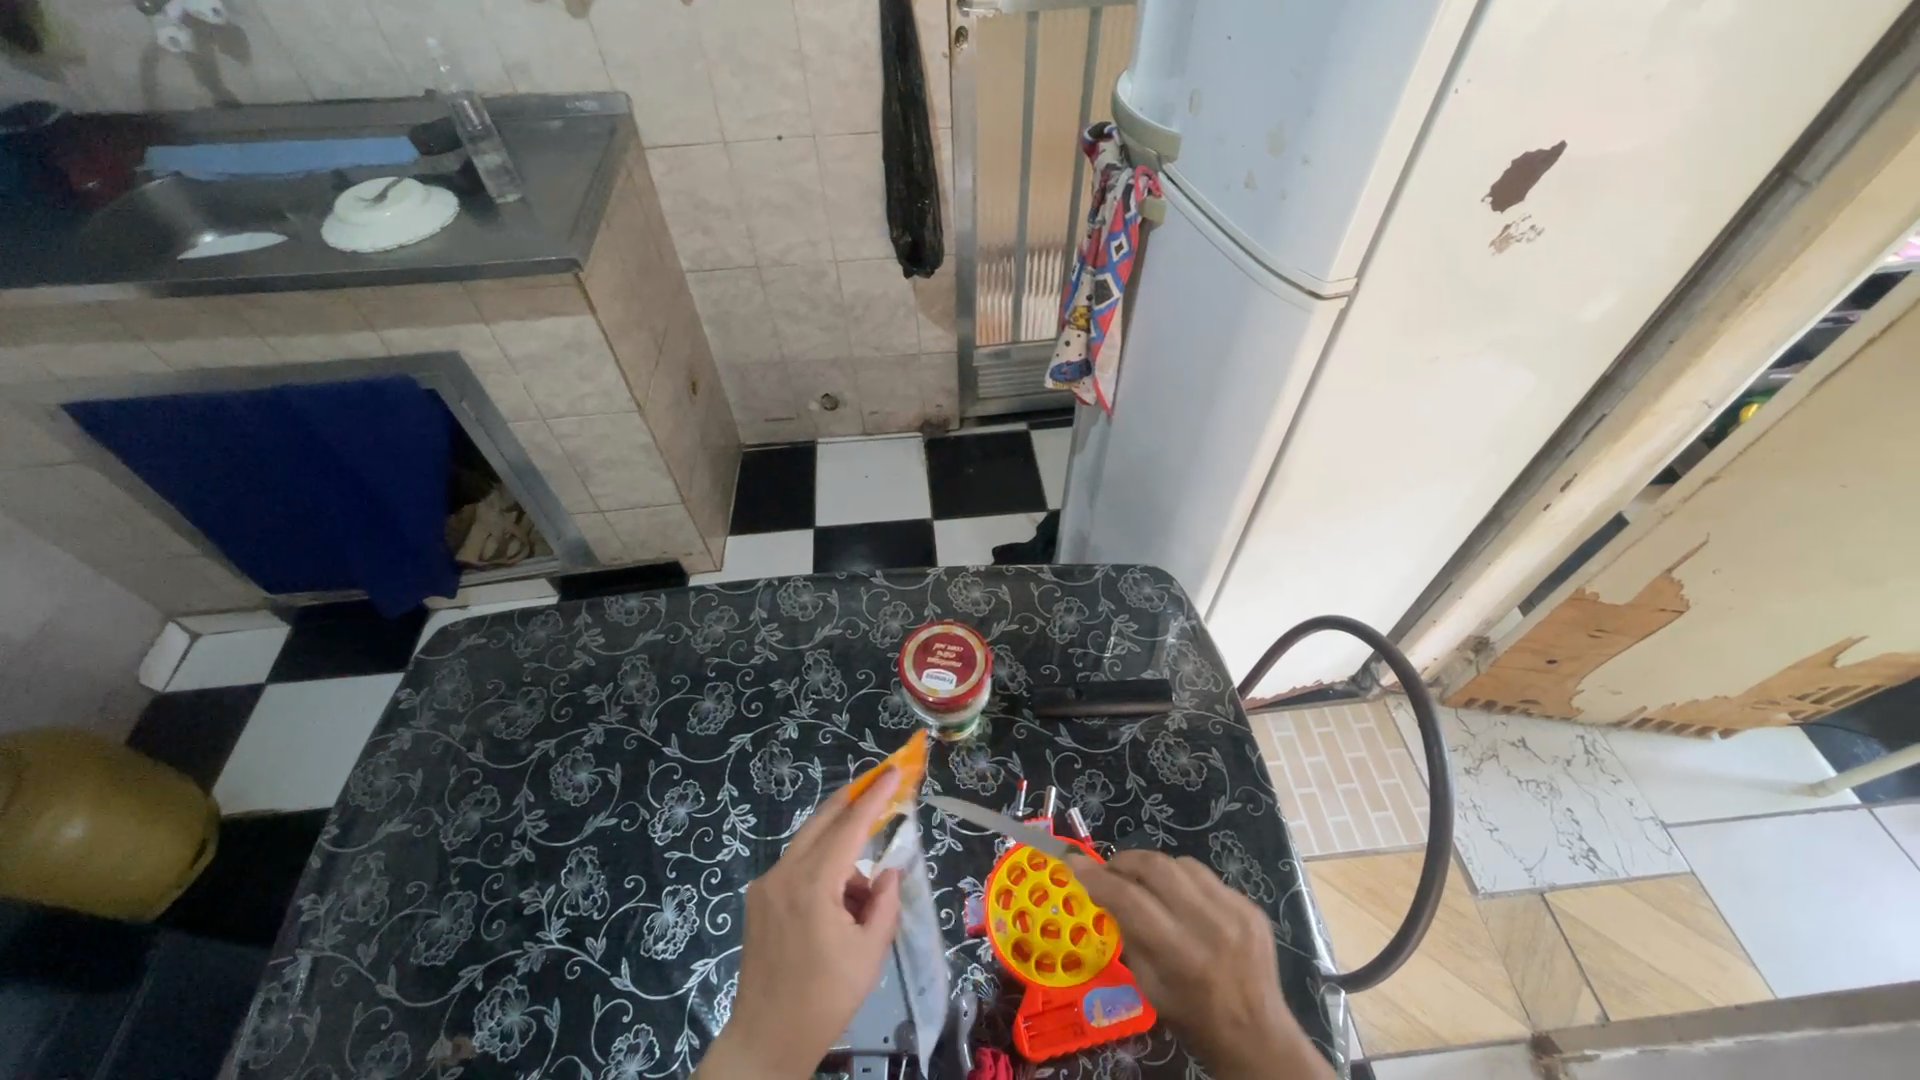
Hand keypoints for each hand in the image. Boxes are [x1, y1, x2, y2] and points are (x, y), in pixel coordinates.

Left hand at [696, 770, 903, 1079]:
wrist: (767, 1038)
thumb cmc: (825, 998)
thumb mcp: (870, 952)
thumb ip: (884, 902)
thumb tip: (886, 873)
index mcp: (812, 885)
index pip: (850, 827)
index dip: (875, 797)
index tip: (893, 770)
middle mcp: (783, 874)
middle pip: (822, 821)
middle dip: (854, 800)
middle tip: (881, 784)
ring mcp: (765, 885)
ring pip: (810, 845)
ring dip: (841, 849)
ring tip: (865, 896)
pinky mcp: (758, 900)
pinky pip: (797, 868)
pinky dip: (823, 870)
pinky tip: (841, 905)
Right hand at [1065, 850, 1333, 1079]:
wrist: (1257, 1036)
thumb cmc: (1194, 1020)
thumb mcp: (1150, 988)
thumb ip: (1130, 936)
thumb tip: (1107, 895)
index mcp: (1181, 953)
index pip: (1129, 898)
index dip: (1097, 878)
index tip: (1074, 866)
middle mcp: (1210, 924)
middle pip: (1157, 867)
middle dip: (1125, 861)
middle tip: (1110, 870)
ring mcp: (1236, 911)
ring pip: (1183, 864)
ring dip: (1156, 869)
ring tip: (1146, 883)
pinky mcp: (1251, 906)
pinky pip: (1209, 879)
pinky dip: (1187, 884)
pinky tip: (1184, 903)